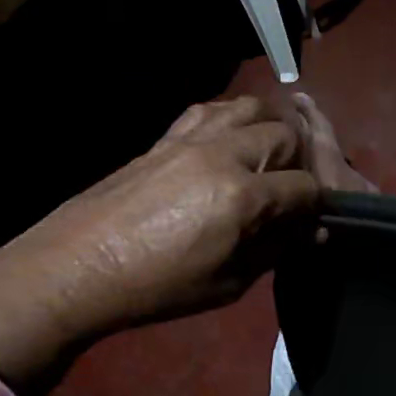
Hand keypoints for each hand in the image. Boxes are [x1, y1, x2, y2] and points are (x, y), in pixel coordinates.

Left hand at [0, 97, 319, 384]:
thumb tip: (310, 230)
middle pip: (286, 134)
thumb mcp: (228, 283)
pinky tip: (230, 140)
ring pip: (251, 106)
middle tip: (290, 189)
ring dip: (270, 127)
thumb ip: (275, 249)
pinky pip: (211, 109)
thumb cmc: (158, 288)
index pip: (305, 185)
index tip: (313, 221)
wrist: (78, 267)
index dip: (316, 204)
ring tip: (268, 155)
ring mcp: (192, 139)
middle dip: (299, 161)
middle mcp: (223, 154)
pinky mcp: (167, 136)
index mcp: (242, 197)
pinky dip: (231, 118)